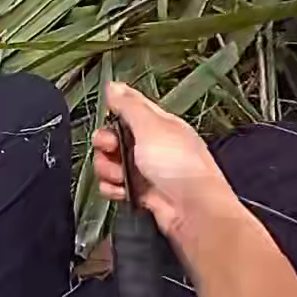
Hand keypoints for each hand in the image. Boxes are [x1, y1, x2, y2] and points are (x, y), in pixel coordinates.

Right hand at [91, 81, 248, 241]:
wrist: (191, 211)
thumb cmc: (180, 167)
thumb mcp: (151, 126)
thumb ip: (128, 105)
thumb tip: (113, 85)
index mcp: (159, 125)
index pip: (129, 109)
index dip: (113, 113)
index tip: (108, 118)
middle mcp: (151, 146)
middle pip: (112, 137)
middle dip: (105, 144)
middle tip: (111, 148)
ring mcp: (144, 170)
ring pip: (108, 162)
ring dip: (107, 169)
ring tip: (120, 175)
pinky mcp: (138, 191)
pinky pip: (112, 185)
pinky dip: (112, 188)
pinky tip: (121, 190)